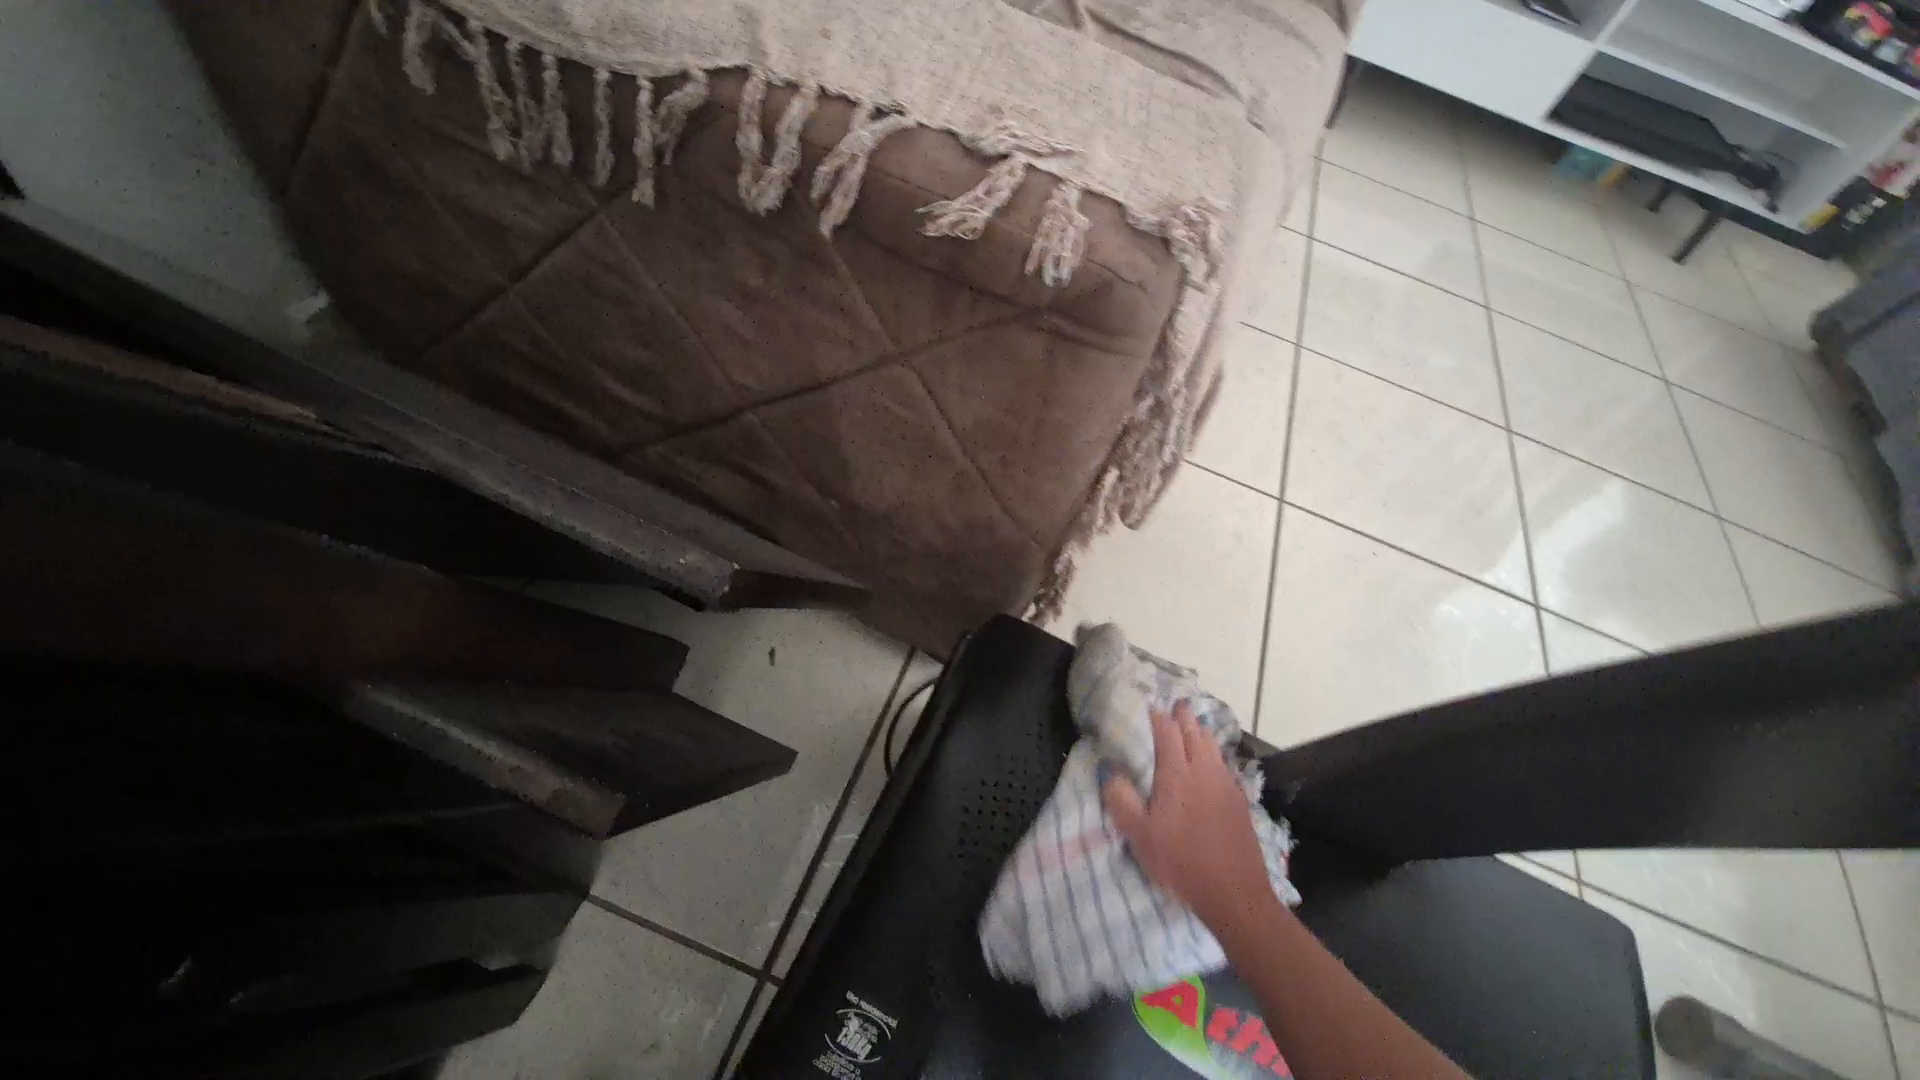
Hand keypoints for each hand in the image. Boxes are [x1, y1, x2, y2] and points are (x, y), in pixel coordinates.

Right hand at [1103, 701, 1276, 936]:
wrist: (1234, 892)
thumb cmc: (1180, 862)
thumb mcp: (1139, 835)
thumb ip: (1121, 799)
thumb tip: (1109, 770)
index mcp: (1177, 774)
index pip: (1167, 731)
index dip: (1157, 716)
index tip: (1149, 705)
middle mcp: (1204, 770)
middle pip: (1194, 732)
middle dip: (1183, 716)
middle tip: (1174, 704)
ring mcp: (1225, 784)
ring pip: (1213, 746)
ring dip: (1200, 731)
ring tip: (1192, 725)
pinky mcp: (1239, 800)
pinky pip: (1224, 764)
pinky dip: (1214, 753)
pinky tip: (1211, 762)